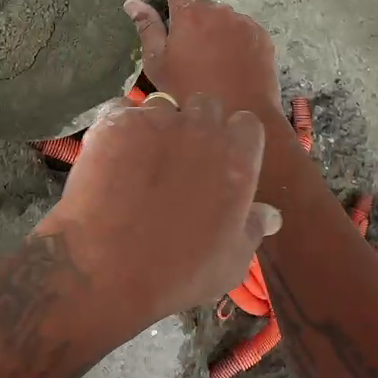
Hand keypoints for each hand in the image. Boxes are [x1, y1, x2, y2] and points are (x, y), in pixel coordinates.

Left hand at [33, 94, 280, 328]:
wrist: (108, 267)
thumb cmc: (179, 272)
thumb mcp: (231, 261)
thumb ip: (252, 227)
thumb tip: (270, 214)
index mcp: (237, 156)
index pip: (245, 124)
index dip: (233, 140)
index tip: (221, 159)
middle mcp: (199, 128)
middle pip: (205, 105)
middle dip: (197, 124)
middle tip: (181, 158)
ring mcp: (155, 120)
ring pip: (161, 105)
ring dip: (157, 125)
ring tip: (142, 159)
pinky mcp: (115, 121)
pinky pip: (122, 109)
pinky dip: (120, 127)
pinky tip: (114, 154)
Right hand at [124, 0, 280, 121]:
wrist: (240, 113)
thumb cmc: (189, 90)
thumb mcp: (157, 62)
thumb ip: (147, 27)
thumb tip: (133, 2)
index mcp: (190, 13)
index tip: (160, 4)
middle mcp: (219, 10)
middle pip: (199, 3)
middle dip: (188, 18)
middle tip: (183, 50)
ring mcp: (243, 22)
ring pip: (221, 17)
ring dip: (211, 29)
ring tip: (208, 61)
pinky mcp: (261, 36)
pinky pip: (241, 29)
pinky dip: (231, 40)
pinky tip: (228, 65)